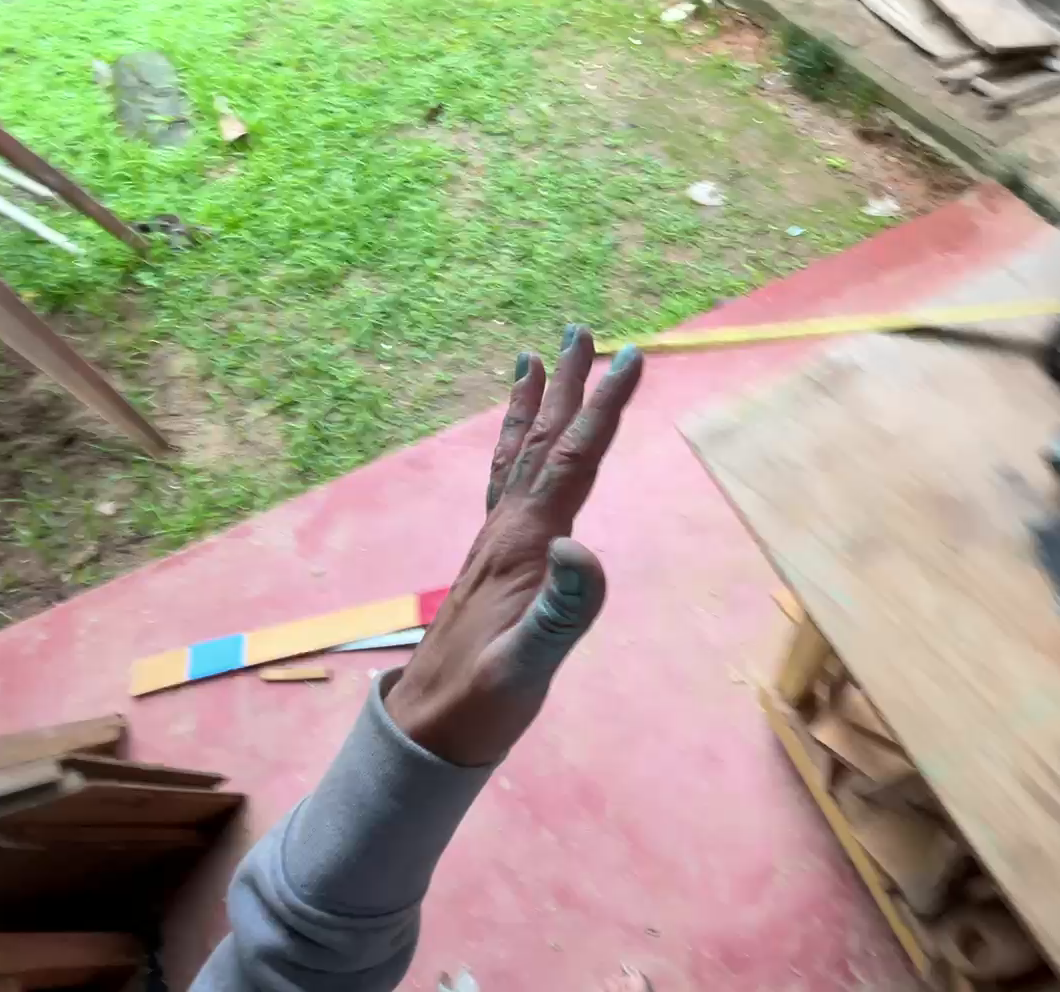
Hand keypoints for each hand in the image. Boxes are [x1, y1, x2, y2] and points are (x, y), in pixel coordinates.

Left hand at [385, 327, 642, 766]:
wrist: (429, 727)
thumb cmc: (484, 699)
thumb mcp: (528, 665)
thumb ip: (561, 608)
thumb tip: (583, 544)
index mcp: (526, 540)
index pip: (574, 458)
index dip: (604, 406)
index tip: (630, 357)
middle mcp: (508, 525)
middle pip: (543, 440)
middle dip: (566, 384)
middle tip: (579, 332)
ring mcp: (495, 536)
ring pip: (519, 454)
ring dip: (533, 404)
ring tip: (533, 359)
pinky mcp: (490, 552)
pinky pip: (504, 481)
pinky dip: (513, 446)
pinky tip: (518, 444)